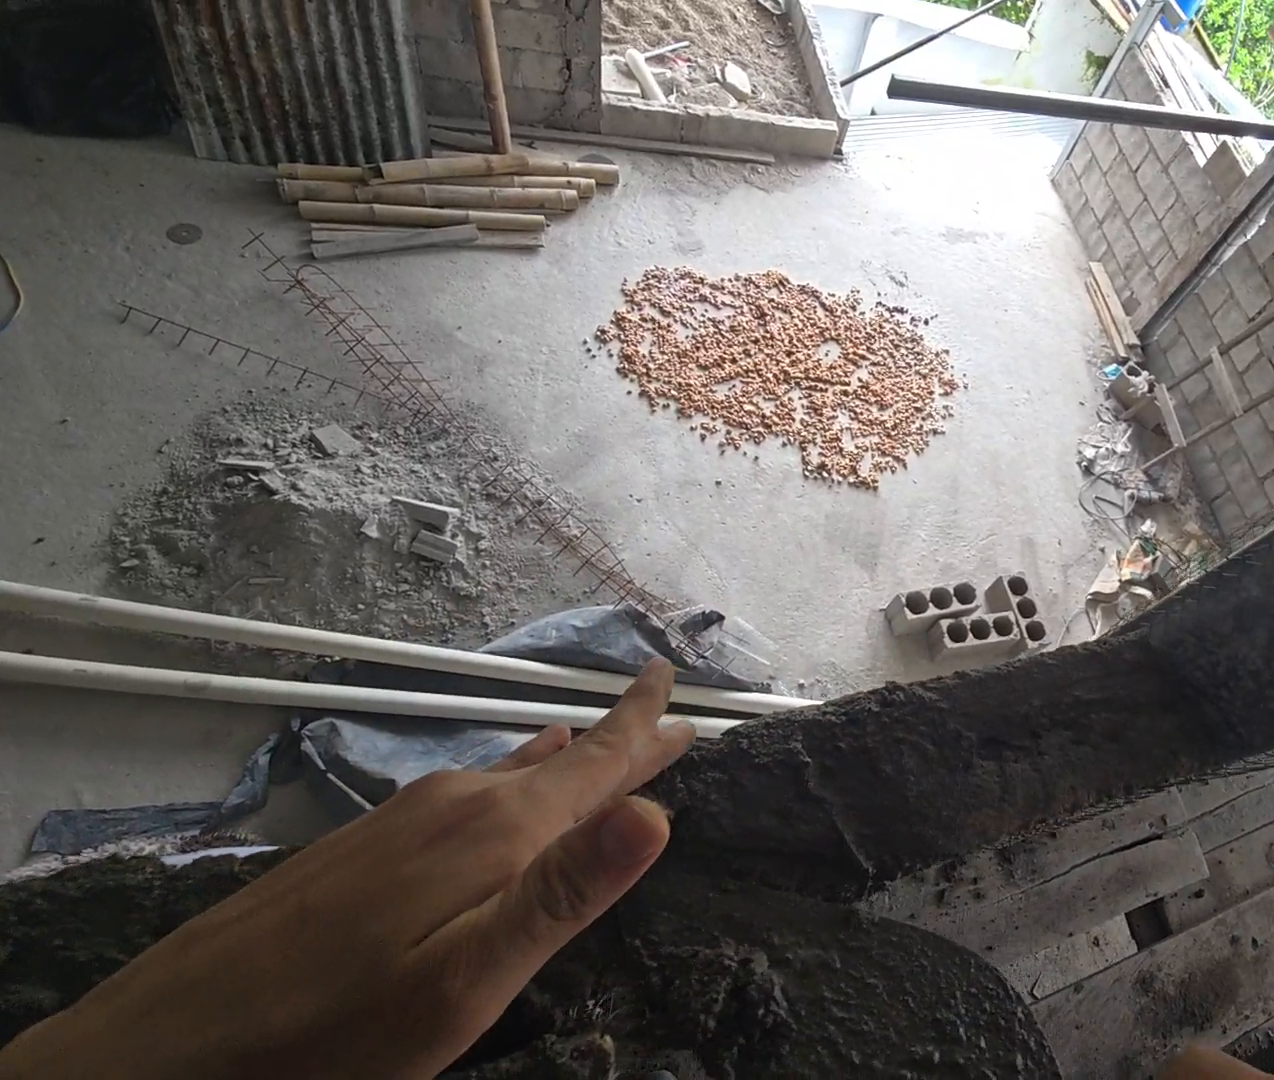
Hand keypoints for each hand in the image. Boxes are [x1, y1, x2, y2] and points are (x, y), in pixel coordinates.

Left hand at [0, 659, 696, 1079]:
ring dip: (570, 761)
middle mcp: (460, 802)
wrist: (144, 1059)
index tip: (669, 676)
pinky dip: (515, 779)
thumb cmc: (332, 1033)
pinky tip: (508, 779)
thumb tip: (654, 816)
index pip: (595, 759)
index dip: (641, 721)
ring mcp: (407, 816)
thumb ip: (564, 892)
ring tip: (601, 744)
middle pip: (564, 762)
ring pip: (515, 775)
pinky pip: (471, 792)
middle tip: (665, 719)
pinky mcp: (368, 840)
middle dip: (620, 740)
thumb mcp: (466, 980)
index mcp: (500, 830)